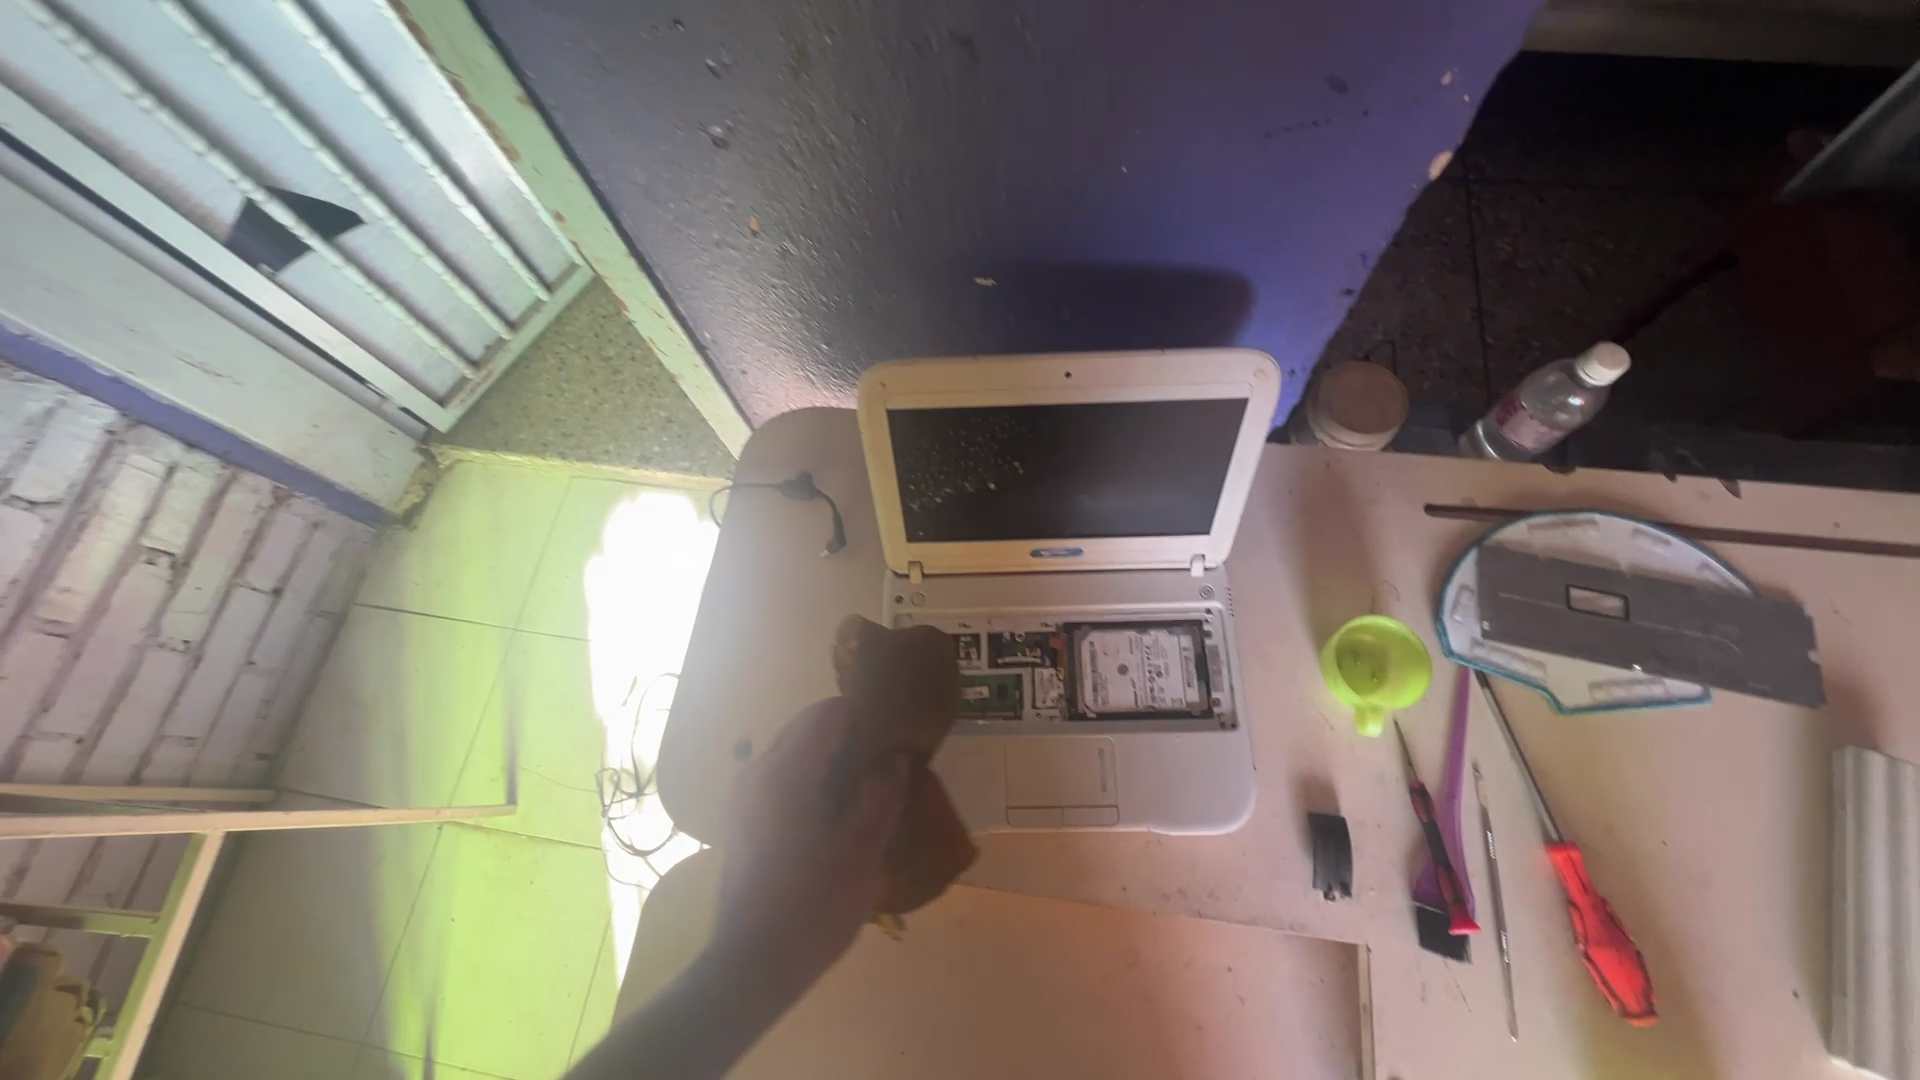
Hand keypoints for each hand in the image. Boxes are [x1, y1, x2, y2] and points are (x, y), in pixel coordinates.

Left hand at [711, 698, 908, 995]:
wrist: (753, 965)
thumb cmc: (812, 908)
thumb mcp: (860, 852)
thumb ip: (881, 794)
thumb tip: (895, 756)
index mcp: (785, 771)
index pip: (829, 713)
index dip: (866, 719)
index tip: (893, 743)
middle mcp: (757, 770)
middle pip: (808, 725)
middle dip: (849, 735)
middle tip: (884, 767)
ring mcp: (744, 793)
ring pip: (794, 748)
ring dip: (830, 757)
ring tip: (864, 790)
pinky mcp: (743, 815)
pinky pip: (782, 773)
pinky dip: (811, 776)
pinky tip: (835, 812)